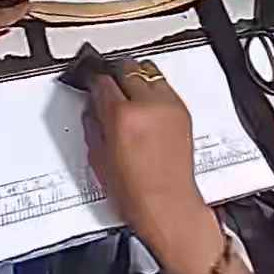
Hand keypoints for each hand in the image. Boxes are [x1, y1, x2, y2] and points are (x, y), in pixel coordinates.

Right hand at [82, 59, 225, 273]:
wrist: (168, 206)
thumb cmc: (135, 193)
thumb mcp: (100, 159)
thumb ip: (93, 125)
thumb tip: (92, 107)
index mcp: (122, 116)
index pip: (102, 80)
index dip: (93, 79)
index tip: (91, 81)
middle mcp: (147, 104)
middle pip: (126, 67)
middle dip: (113, 73)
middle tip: (107, 84)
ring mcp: (168, 105)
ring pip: (147, 70)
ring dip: (134, 76)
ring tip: (128, 90)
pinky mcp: (182, 110)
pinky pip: (163, 85)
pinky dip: (151, 88)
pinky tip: (145, 103)